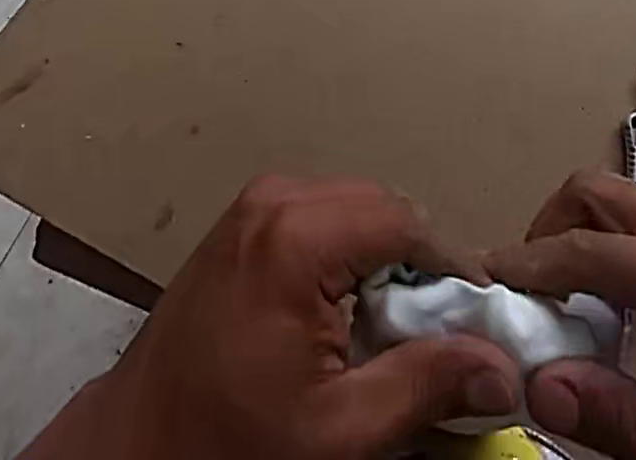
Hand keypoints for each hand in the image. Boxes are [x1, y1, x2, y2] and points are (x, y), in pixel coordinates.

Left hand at [22, 175, 522, 459]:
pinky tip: (349, 302)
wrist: (137, 435)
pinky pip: (322, 213)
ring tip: (393, 317)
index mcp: (296, 237)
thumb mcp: (337, 430)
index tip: (477, 310)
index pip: (403, 222)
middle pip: (380, 205)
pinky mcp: (248, 217)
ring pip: (354, 205)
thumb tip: (498, 367)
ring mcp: (257, 202)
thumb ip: (424, 386)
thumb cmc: (229, 437)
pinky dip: (350, 248)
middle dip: (418, 256)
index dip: (450, 263)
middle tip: (437, 321)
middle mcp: (277, 199)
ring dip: (384, 252)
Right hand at [485, 171, 635, 459]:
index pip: (596, 250)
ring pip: (607, 199)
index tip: (485, 286)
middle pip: (596, 194)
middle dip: (545, 233)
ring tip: (549, 301)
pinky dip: (590, 246)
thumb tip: (538, 382)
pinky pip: (626, 222)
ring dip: (564, 237)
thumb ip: (627, 426)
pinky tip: (590, 303)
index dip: (531, 265)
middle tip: (522, 294)